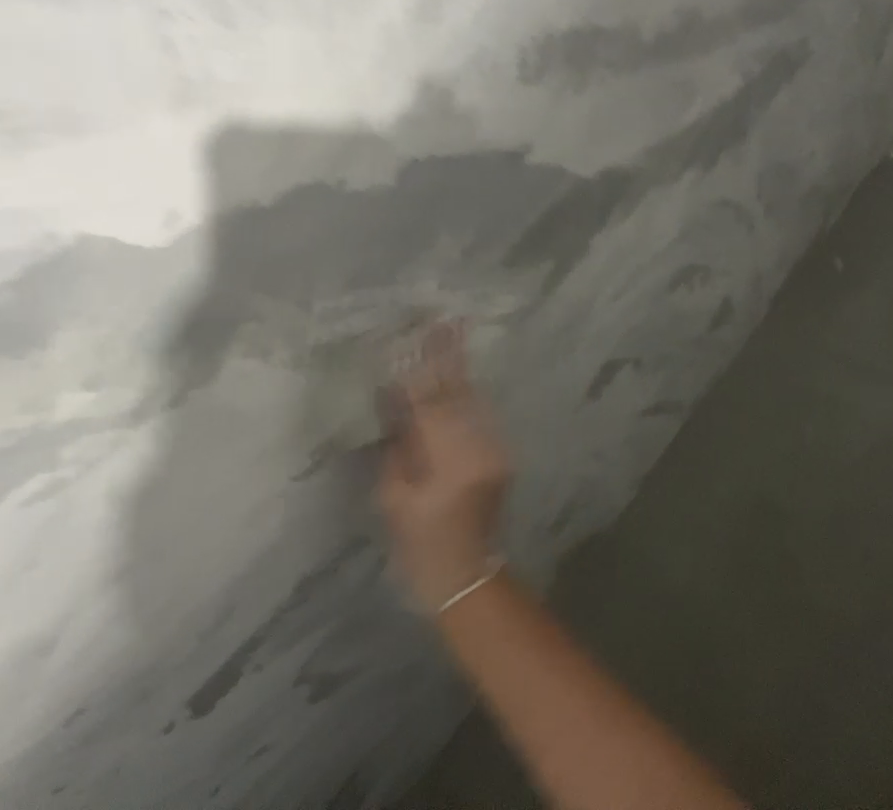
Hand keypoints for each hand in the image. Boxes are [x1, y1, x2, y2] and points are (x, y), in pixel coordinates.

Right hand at [376, 320, 510, 612]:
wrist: (465, 574)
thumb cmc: (420, 542)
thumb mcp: (394, 495)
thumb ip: (397, 443)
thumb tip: (394, 398)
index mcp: (449, 459)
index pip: (431, 400)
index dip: (422, 366)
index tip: (415, 333)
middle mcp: (478, 447)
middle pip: (457, 392)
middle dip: (447, 356)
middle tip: (441, 318)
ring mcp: (493, 450)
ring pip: (472, 398)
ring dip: (458, 369)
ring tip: (448, 332)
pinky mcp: (498, 455)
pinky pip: (478, 414)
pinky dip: (464, 392)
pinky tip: (454, 375)